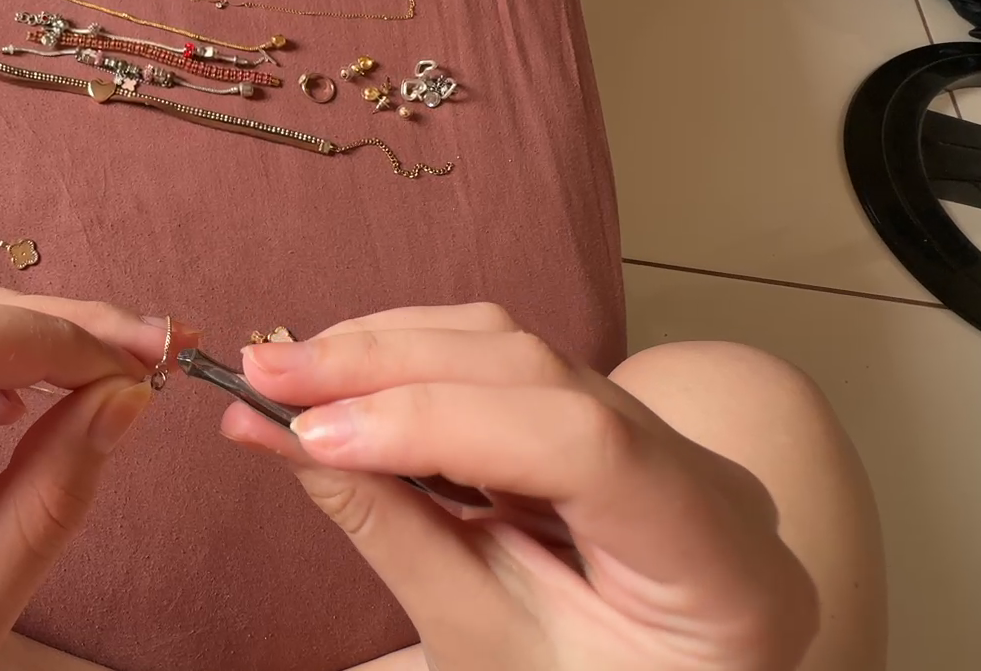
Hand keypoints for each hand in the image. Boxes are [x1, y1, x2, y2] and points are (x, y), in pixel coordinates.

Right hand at [223, 303, 819, 670]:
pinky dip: (397, 355)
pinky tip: (339, 373)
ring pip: (497, 340)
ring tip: (286, 370)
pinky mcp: (580, 408)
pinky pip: (482, 354)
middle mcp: (696, 467)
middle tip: (264, 372)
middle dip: (379, 361)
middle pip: (525, 365)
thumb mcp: (477, 643)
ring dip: (377, 346)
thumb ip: (380, 524)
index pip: (578, 444)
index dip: (431, 421)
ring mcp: (642, 425)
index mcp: (717, 562)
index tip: (311, 436)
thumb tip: (264, 429)